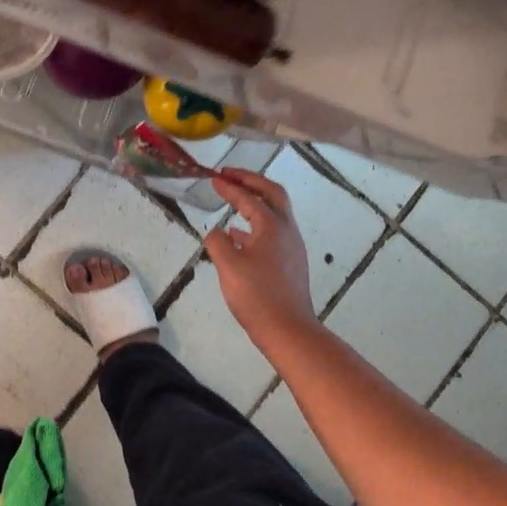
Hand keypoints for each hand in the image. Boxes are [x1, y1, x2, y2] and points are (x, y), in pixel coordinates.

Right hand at [204, 169, 317, 342]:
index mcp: (272, 226)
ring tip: (233, 201)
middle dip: (251, 181)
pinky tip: (238, 236)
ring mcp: (292, 247)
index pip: (248, 198)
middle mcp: (287, 230)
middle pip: (273, 194)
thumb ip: (217, 242)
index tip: (214, 178)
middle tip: (231, 175)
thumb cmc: (256, 295)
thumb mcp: (228, 265)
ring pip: (275, 213)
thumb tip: (216, 232)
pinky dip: (256, 224)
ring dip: (255, 201)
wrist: (288, 330)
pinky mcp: (291, 262)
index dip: (230, 187)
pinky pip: (273, 232)